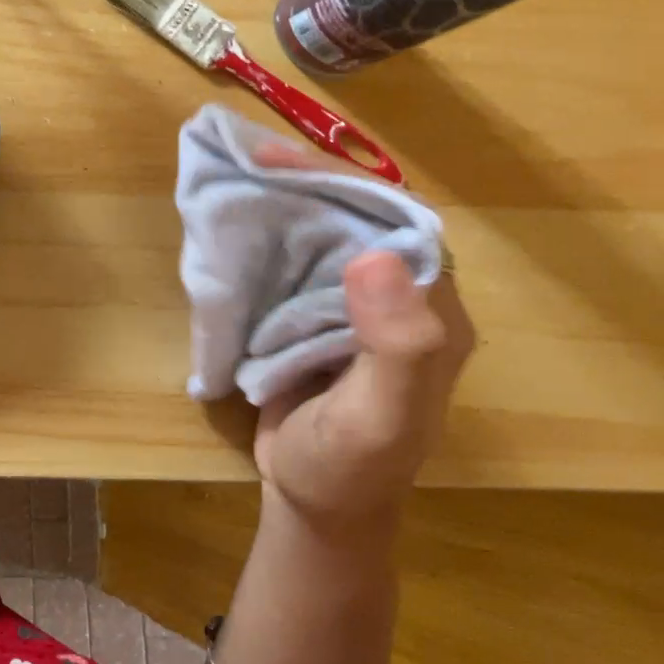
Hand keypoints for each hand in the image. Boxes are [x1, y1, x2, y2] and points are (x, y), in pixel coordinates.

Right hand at [249, 146, 475, 533]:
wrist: (315, 502)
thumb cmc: (346, 464)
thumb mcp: (377, 416)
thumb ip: (396, 345)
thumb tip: (376, 255)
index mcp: (433, 313)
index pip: (398, 222)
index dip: (343, 183)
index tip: (277, 162)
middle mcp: (400, 300)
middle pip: (360, 220)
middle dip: (305, 184)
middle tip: (243, 163)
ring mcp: (355, 310)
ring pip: (327, 239)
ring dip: (282, 206)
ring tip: (231, 183)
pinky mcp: (316, 322)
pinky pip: (296, 267)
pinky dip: (264, 241)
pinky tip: (230, 232)